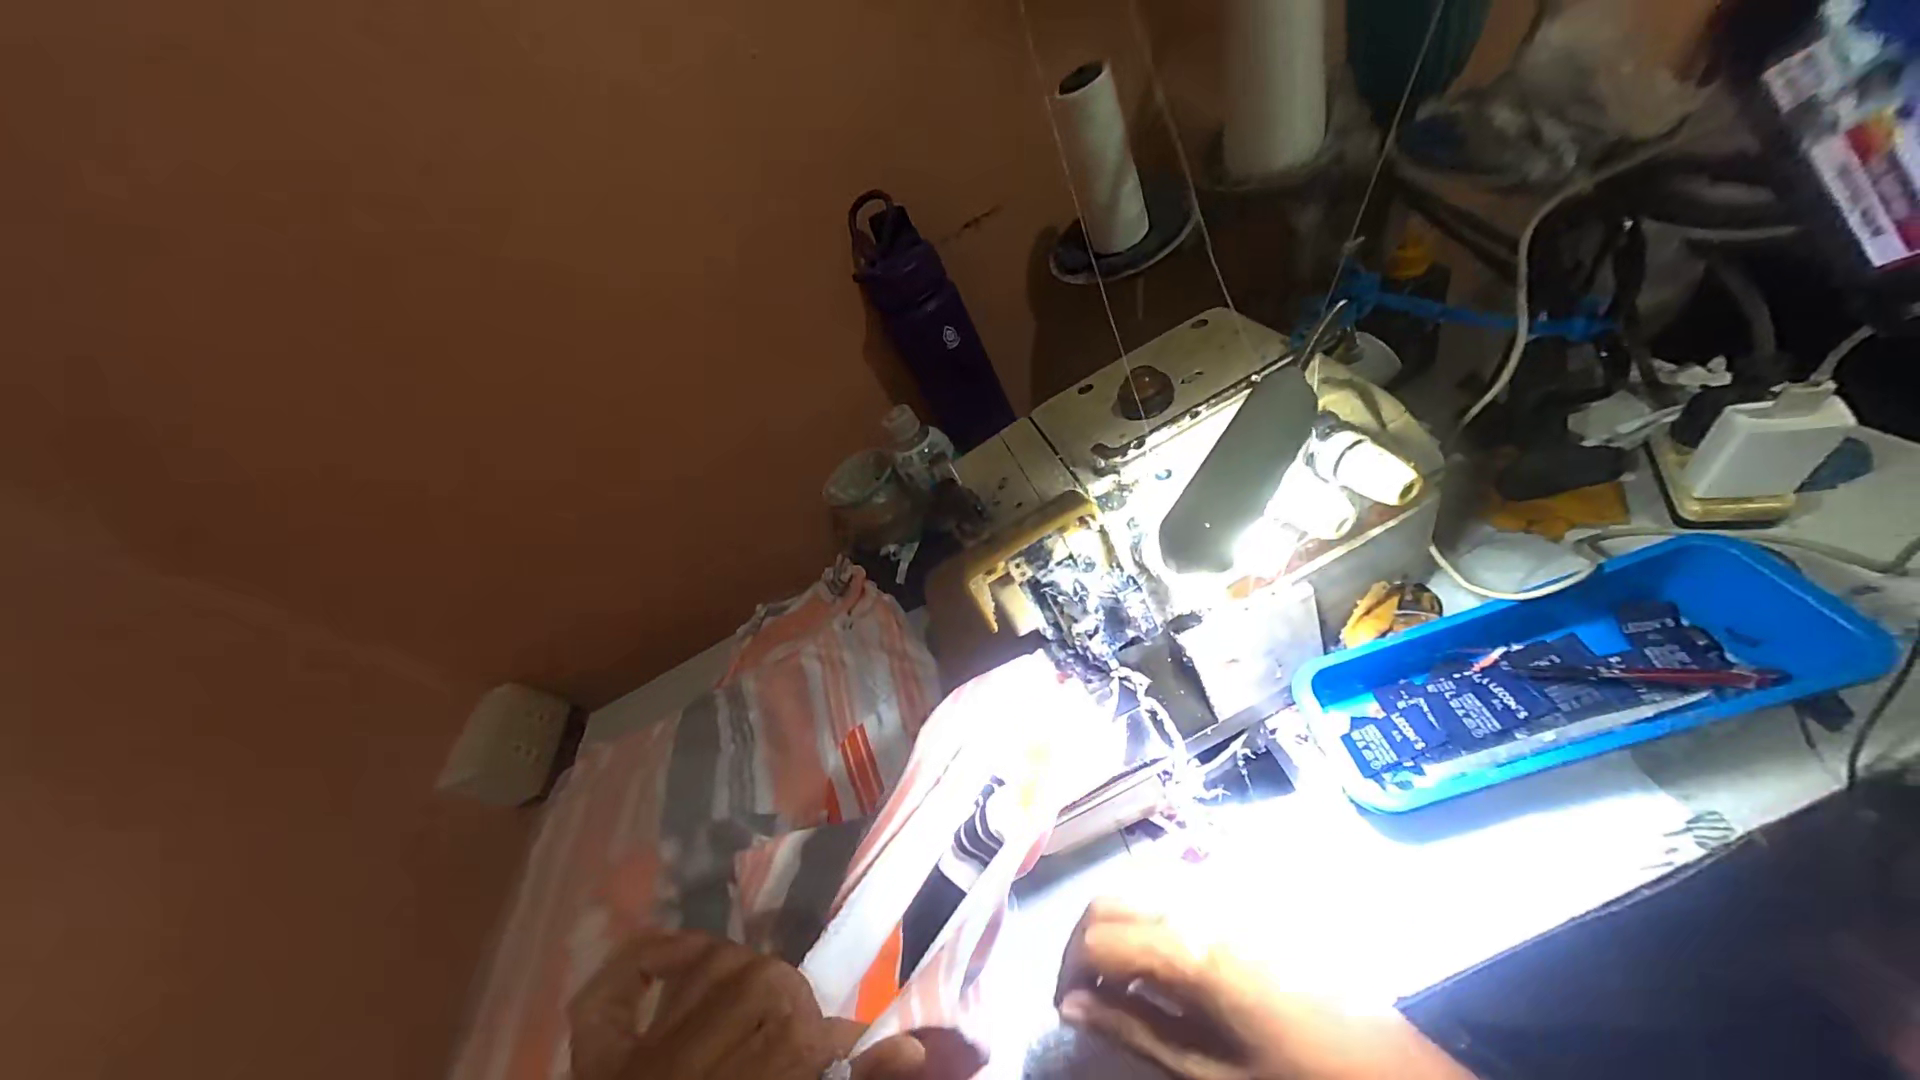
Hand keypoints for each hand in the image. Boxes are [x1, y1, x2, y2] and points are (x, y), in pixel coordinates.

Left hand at [567, 930, 859, 1079]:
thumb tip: (911, 1048)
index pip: (800, 1040)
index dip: (838, 1038)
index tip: (851, 1044)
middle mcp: (678, 1071)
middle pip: (759, 985)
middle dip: (795, 1000)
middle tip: (804, 1031)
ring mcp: (629, 1063)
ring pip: (704, 968)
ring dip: (744, 969)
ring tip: (763, 994)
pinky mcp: (593, 1064)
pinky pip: (609, 994)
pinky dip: (645, 959)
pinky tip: (683, 953)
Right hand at [1055, 901, 1473, 1079]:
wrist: (1388, 1064)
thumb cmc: (1298, 1076)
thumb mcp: (1213, 1072)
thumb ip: (1136, 1028)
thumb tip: (1072, 1005)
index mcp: (1190, 949)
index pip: (1097, 937)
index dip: (1067, 969)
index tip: (1065, 1004)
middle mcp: (1197, 902)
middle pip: (1108, 897)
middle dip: (1080, 938)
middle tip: (1081, 986)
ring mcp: (1220, 888)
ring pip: (1135, 879)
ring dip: (1111, 917)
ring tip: (1116, 967)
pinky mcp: (1239, 889)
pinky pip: (1172, 878)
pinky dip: (1145, 903)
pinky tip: (1156, 944)